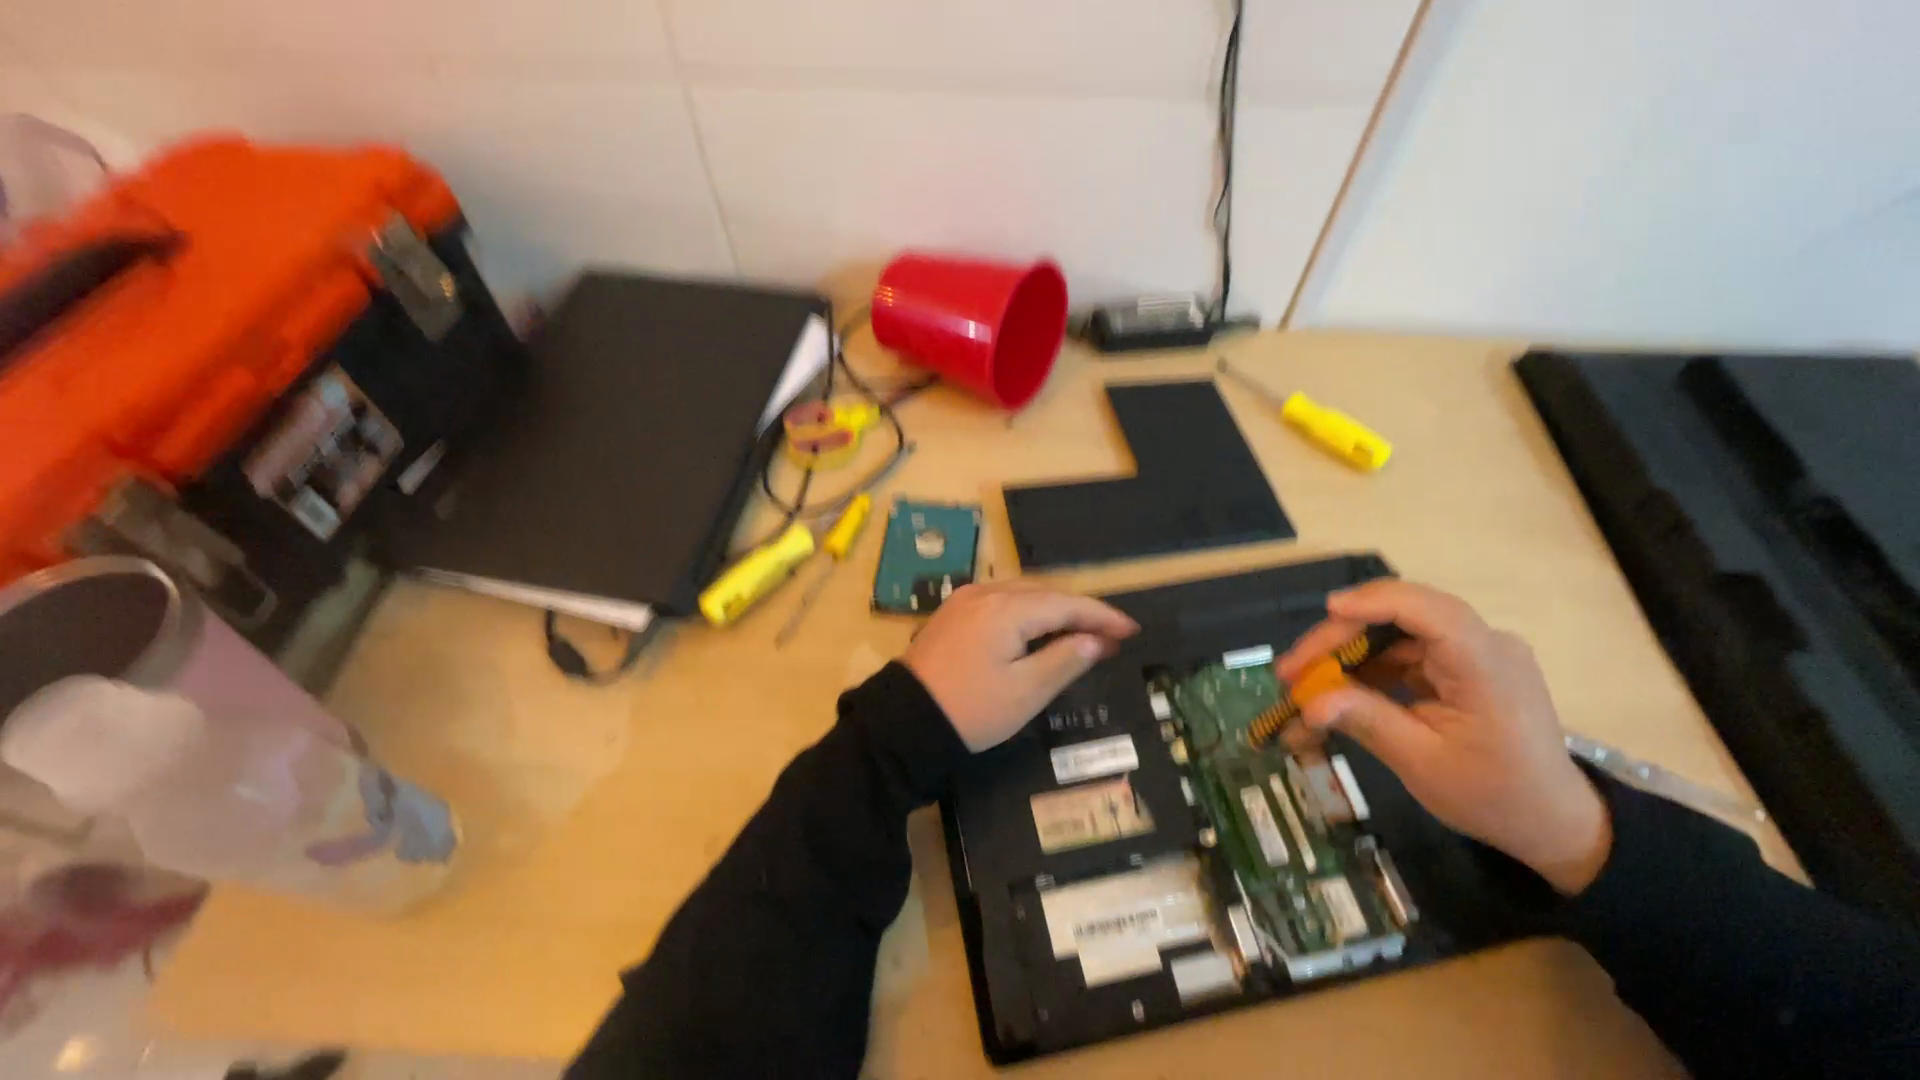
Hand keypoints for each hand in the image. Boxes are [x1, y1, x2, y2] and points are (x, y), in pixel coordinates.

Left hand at [903, 582, 1139, 752]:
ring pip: (1022, 595)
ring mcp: (965, 600)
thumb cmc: (971, 710)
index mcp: (1007, 609)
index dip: (1102, 616)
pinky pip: (1001, 602)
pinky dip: (1027, 613)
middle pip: (1045, 594)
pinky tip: (1038, 631)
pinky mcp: (952, 614)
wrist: (903, 722)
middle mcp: (986, 593)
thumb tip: (1096, 640)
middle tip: (1111, 636)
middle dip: (1080, 612)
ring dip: (1054, 611)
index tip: (1131, 631)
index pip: (1066, 604)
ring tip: (1082, 634)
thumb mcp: (1026, 691)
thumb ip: (1065, 659)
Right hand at [1276, 581, 1611, 894]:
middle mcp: (1482, 644)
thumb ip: (1367, 721)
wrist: (1553, 822)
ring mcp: (1473, 654)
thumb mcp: (1423, 763)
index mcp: (1484, 663)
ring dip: (1346, 654)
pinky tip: (1336, 691)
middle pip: (1400, 618)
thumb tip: (1308, 704)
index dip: (1372, 603)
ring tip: (1302, 683)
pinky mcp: (1462, 669)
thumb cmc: (1494, 795)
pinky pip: (1406, 655)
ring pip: (1396, 634)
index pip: (1426, 610)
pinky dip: (1368, 670)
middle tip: (1290, 671)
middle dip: (1339, 638)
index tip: (1326, 612)